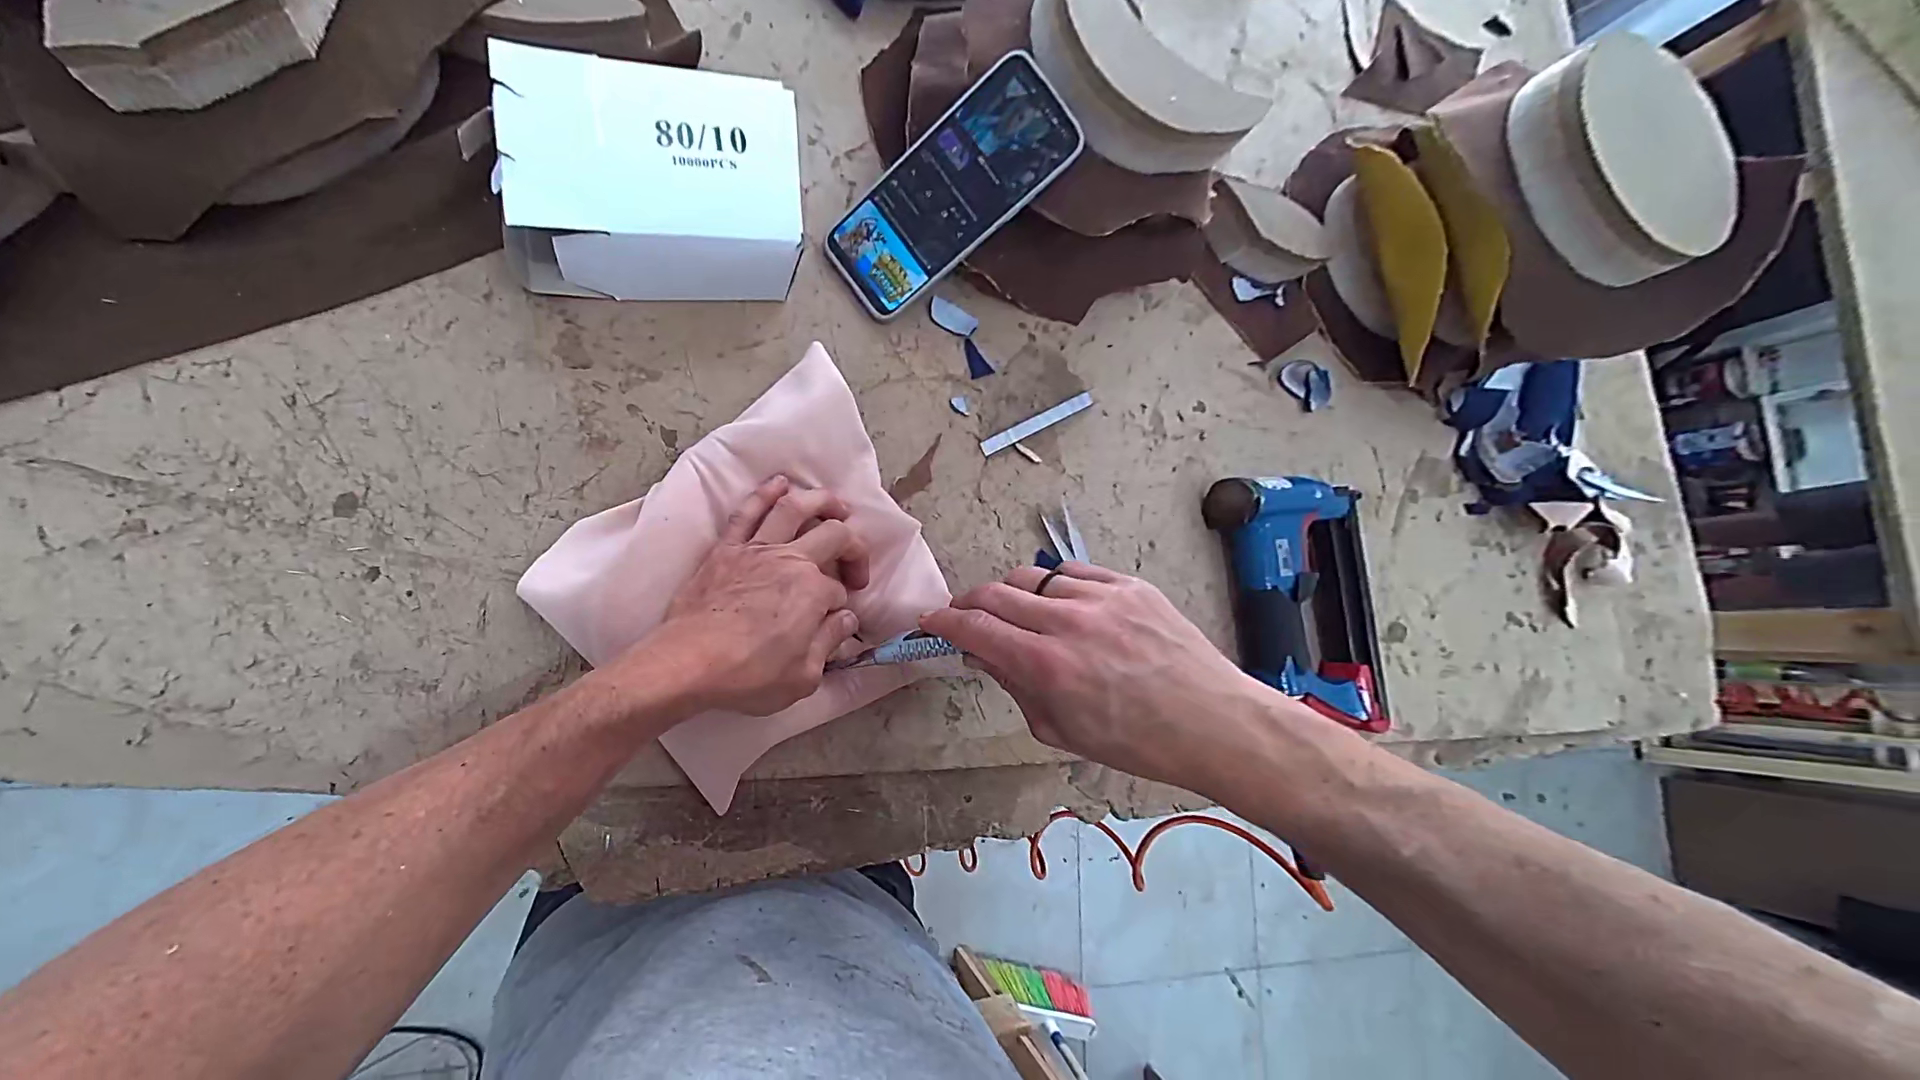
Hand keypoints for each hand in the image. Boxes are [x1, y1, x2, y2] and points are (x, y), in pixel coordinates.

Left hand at [641, 476, 869, 715]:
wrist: (686, 664)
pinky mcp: (726, 550)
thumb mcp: (804, 676)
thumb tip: (845, 620)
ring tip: (835, 503)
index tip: (836, 621)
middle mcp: (790, 561)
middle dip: (853, 545)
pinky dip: (765, 493)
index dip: (842, 606)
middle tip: (856, 560)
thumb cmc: (747, 675)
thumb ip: (830, 642)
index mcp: (814, 591)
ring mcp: (756, 550)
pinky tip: (778, 483)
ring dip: (820, 500)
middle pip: (834, 535)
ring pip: (794, 508)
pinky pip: (748, 512)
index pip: (839, 591)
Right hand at [920, 562, 1290, 793]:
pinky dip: (1056, 587)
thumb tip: (984, 653)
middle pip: (995, 592)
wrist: (1212, 721)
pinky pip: (1074, 572)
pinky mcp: (1129, 584)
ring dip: (1013, 595)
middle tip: (965, 616)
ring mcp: (1101, 596)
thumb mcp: (1061, 730)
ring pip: (1032, 577)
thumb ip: (1015, 686)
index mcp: (1047, 665)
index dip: (944, 623)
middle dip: (969, 603)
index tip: (933, 623)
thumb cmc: (1136, 742)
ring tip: (1021, 615)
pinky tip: (1064, 606)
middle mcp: (1068, 621)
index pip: (975, 628)